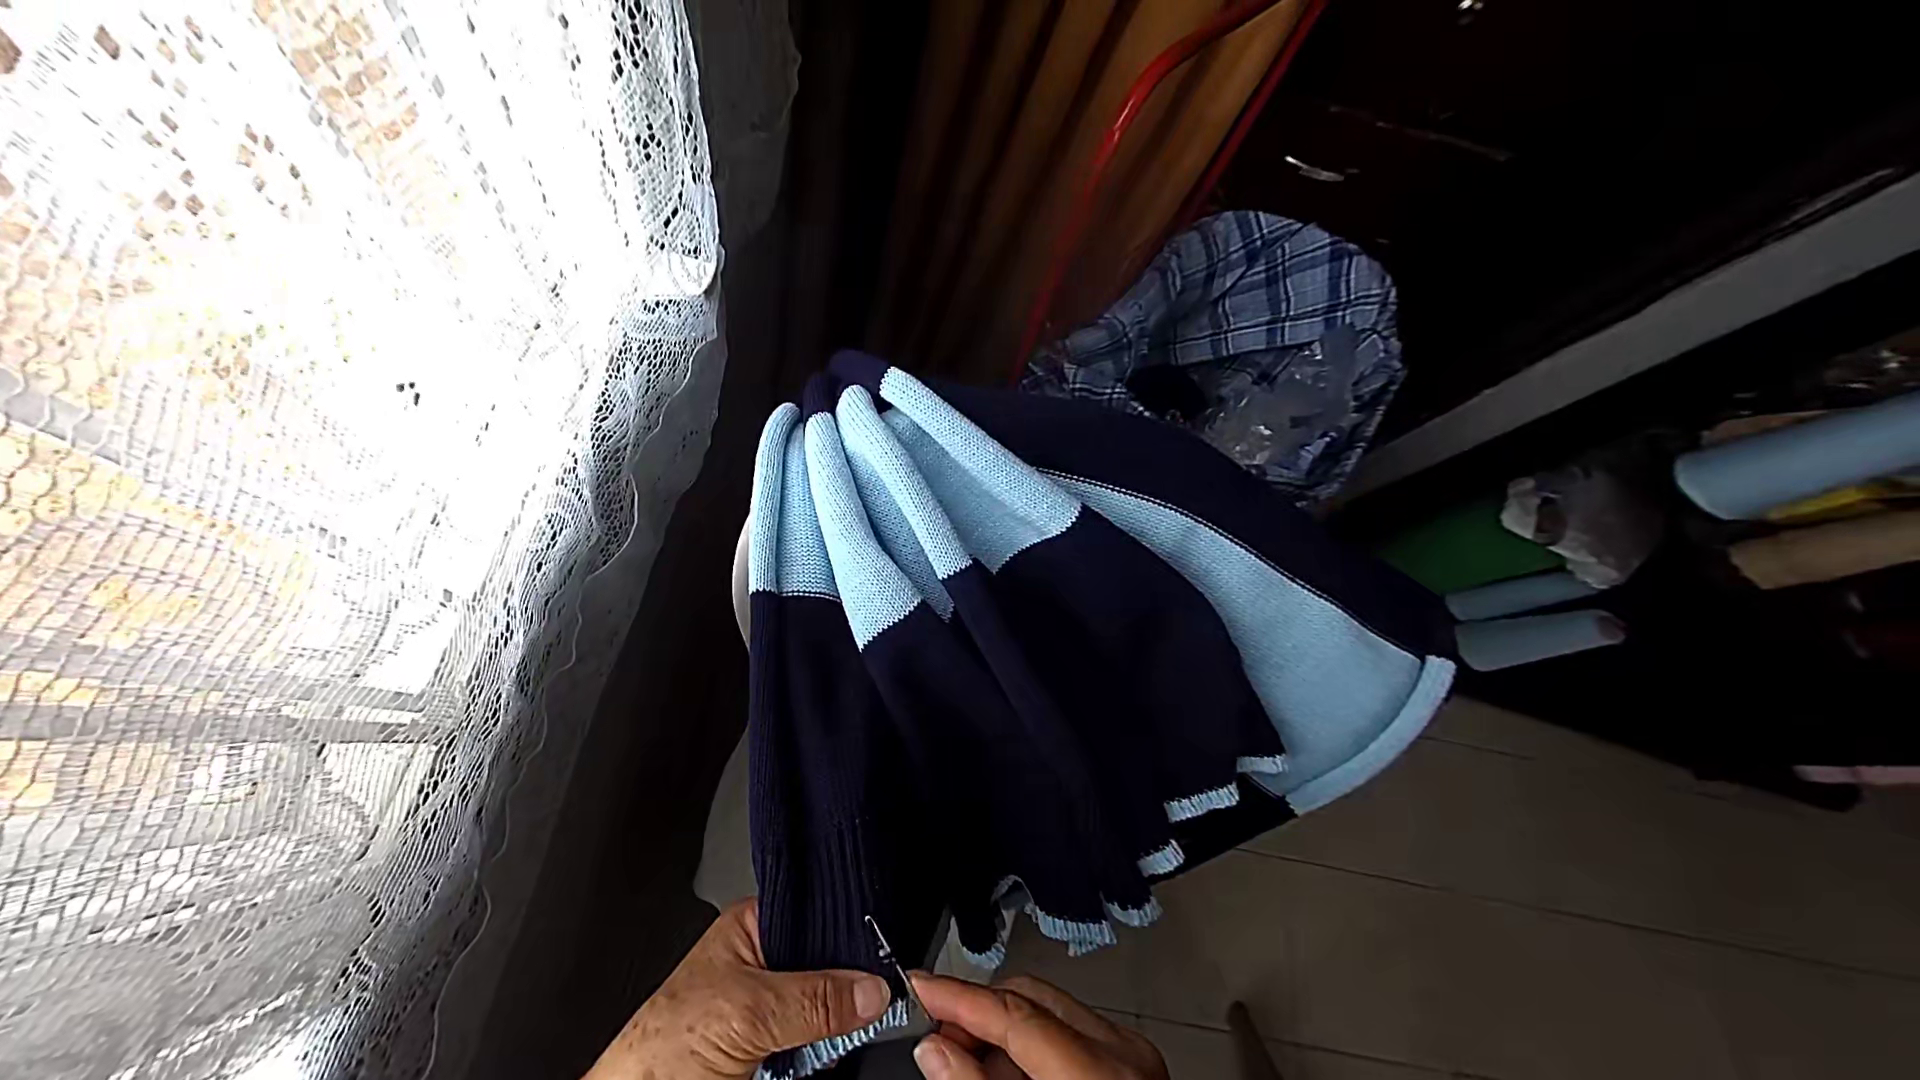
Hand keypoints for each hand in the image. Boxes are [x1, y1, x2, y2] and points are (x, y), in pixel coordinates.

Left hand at [584, 898, 892, 1079]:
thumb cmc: (661, 1050)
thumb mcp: (749, 1011)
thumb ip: (814, 998)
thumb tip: (872, 990)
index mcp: (753, 928)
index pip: (819, 916)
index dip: (851, 934)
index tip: (884, 957)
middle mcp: (763, 962)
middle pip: (826, 965)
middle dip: (847, 987)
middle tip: (871, 1003)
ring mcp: (767, 1009)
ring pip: (824, 1009)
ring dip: (838, 1026)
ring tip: (845, 1034)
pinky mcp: (771, 1051)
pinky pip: (815, 1046)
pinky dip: (826, 1055)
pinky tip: (830, 1056)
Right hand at [908, 973, 1168, 1079]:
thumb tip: (934, 1051)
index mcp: (1097, 1075)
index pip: (1014, 1010)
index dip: (958, 996)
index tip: (921, 987)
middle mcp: (1120, 1052)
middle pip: (1028, 997)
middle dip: (977, 1011)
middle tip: (936, 1036)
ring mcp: (1131, 1053)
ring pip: (1045, 1009)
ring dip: (1000, 1028)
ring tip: (965, 1060)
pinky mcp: (1133, 1061)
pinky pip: (1068, 1030)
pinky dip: (1030, 1045)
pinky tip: (1004, 1072)